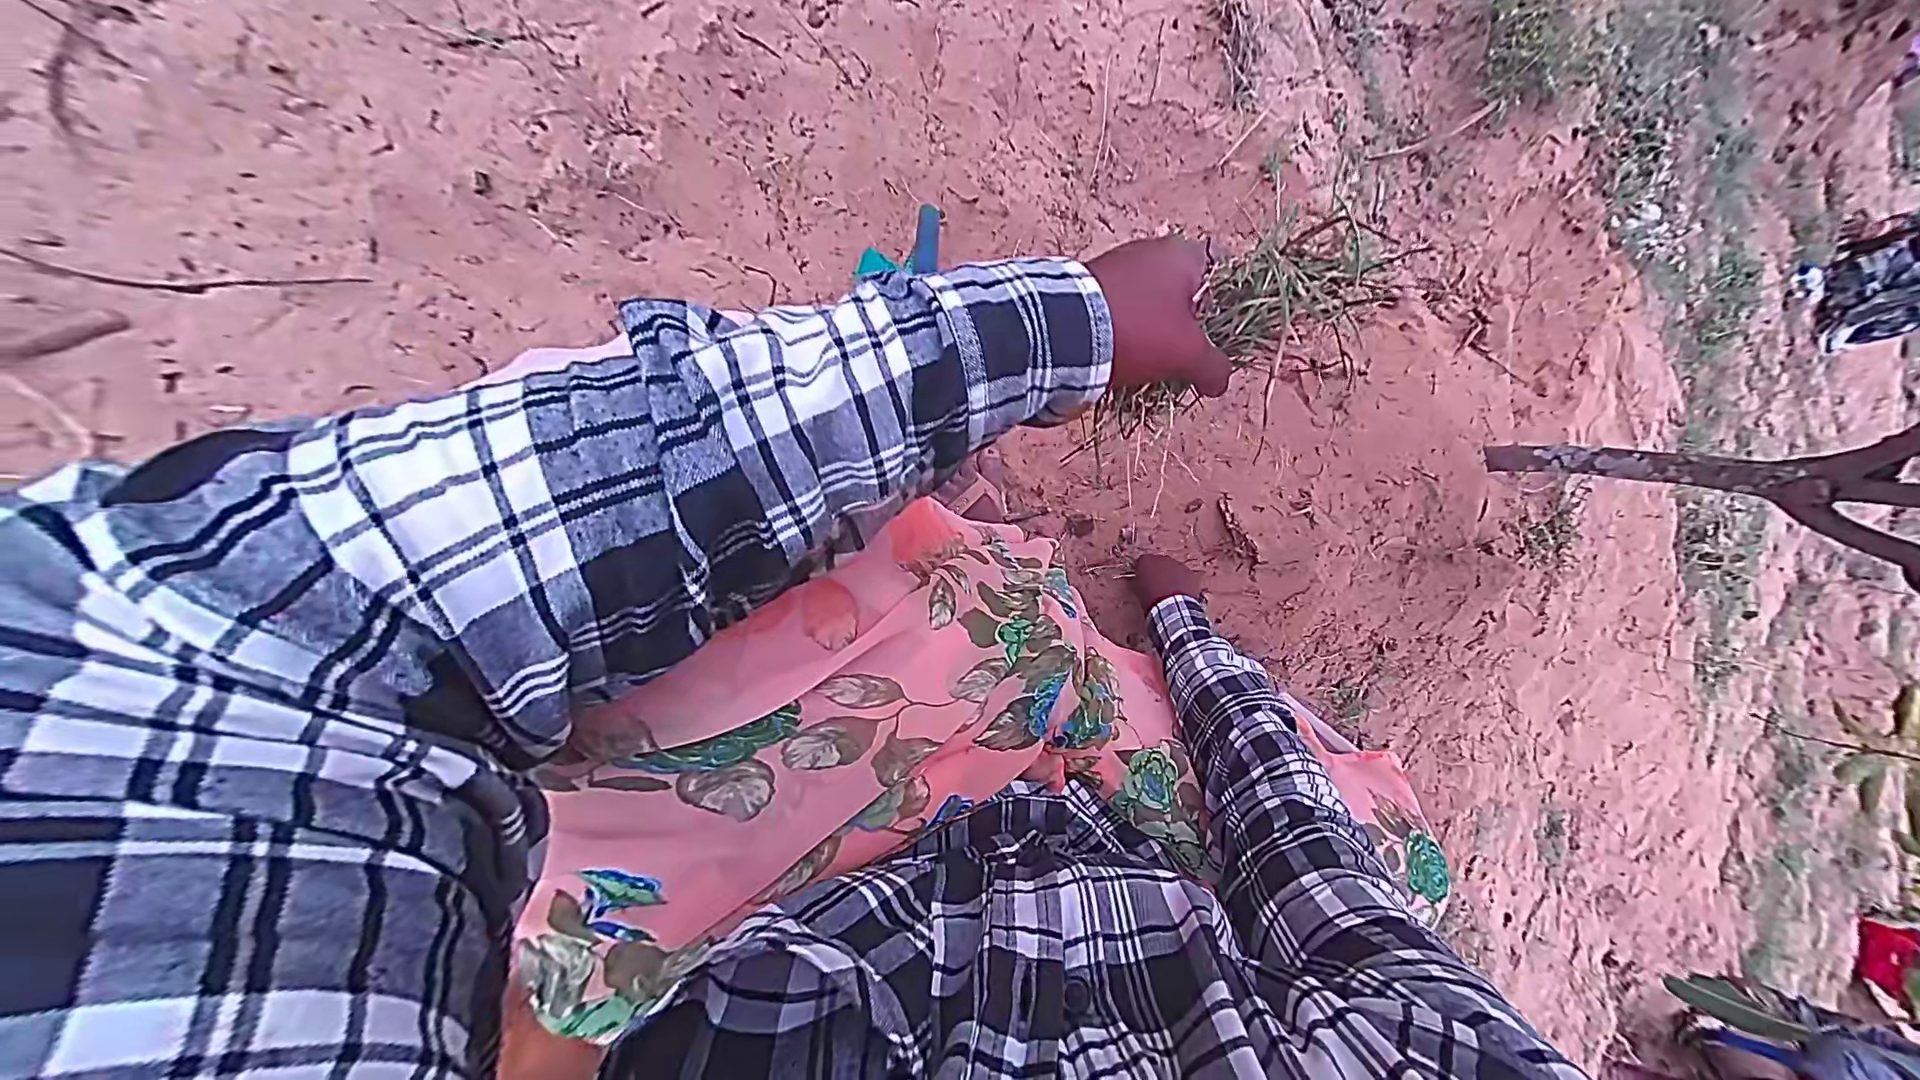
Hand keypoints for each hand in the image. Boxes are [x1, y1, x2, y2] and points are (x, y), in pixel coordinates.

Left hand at [1085, 237, 1231, 396]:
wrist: (1066, 330)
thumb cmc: (1139, 331)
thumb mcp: (1187, 354)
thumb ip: (1213, 366)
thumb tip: (1220, 383)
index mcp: (1183, 254)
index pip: (1215, 283)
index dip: (1214, 317)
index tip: (1202, 345)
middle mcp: (1150, 250)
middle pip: (1177, 297)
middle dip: (1176, 330)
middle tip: (1172, 360)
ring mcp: (1114, 265)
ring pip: (1143, 306)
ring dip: (1144, 335)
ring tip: (1139, 365)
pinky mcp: (1085, 285)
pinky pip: (1112, 312)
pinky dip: (1115, 333)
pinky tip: (1111, 356)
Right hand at [1130, 553, 1204, 609]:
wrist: (1171, 607)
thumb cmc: (1150, 599)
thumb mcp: (1138, 589)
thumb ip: (1138, 579)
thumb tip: (1140, 579)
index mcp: (1146, 561)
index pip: (1141, 561)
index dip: (1142, 570)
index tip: (1142, 578)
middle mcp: (1162, 558)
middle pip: (1158, 562)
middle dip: (1158, 571)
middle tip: (1156, 584)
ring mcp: (1178, 564)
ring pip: (1173, 567)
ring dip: (1170, 575)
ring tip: (1169, 589)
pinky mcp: (1189, 572)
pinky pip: (1184, 575)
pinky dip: (1182, 581)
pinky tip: (1180, 592)